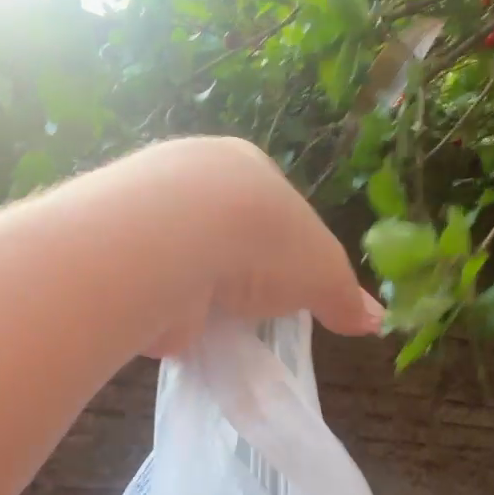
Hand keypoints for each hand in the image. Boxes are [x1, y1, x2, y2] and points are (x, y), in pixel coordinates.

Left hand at [115, 138, 382, 355]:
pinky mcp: (120, 255)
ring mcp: (149, 214)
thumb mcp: (323, 273)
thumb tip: (373, 321)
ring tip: (219, 326)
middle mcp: (191, 179)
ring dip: (202, 292)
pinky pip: (156, 287)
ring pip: (187, 260)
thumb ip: (344, 298)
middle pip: (224, 233)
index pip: (271, 209)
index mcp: (244, 165)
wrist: (175, 241)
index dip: (286, 249)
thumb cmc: (265, 241)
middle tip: (254, 311)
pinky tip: (185, 329)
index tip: (292, 286)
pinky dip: (172, 310)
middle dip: (239, 272)